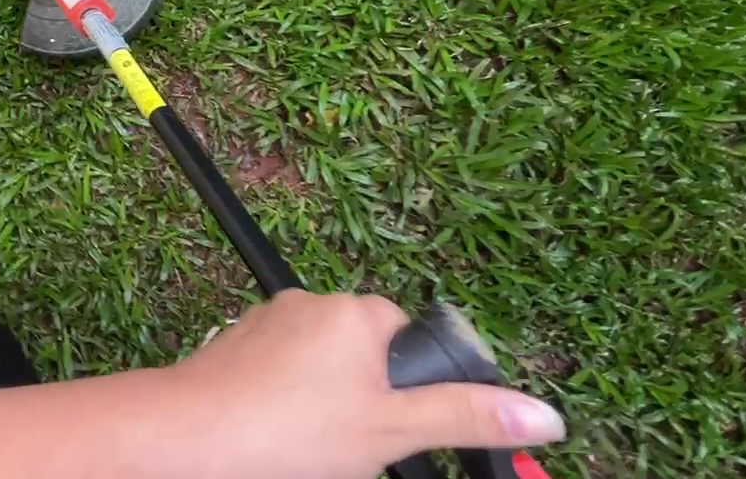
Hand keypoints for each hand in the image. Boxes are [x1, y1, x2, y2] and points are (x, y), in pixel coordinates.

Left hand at [165, 290, 565, 478]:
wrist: (199, 430)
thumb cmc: (297, 429)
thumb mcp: (395, 430)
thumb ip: (465, 416)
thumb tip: (545, 414)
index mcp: (349, 311)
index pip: (405, 330)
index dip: (418, 378)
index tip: (412, 420)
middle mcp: (307, 303)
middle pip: (365, 346)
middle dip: (377, 394)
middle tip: (367, 438)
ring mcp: (268, 319)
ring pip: (326, 362)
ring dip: (338, 398)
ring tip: (326, 441)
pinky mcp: (240, 341)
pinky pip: (288, 367)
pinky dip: (299, 396)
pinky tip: (292, 432)